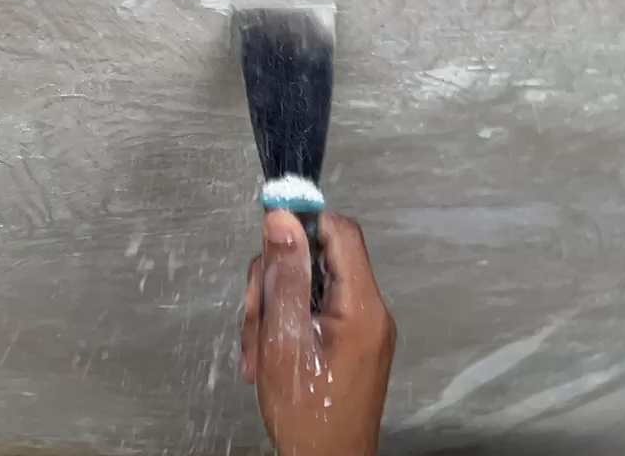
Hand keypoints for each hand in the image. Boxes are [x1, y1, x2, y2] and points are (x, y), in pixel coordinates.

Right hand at [241, 211, 396, 455]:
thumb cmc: (306, 409)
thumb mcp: (283, 338)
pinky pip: (314, 311)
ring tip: (257, 347)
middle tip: (254, 313)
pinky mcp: (350, 342)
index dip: (303, 223)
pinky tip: (267, 353)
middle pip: (318, 259)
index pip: (340, 231)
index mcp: (362, 305)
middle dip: (276, 279)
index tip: (269, 238)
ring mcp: (361, 328)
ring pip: (308, 285)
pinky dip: (285, 324)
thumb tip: (282, 216)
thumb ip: (284, 274)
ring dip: (273, 306)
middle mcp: (369, 310)